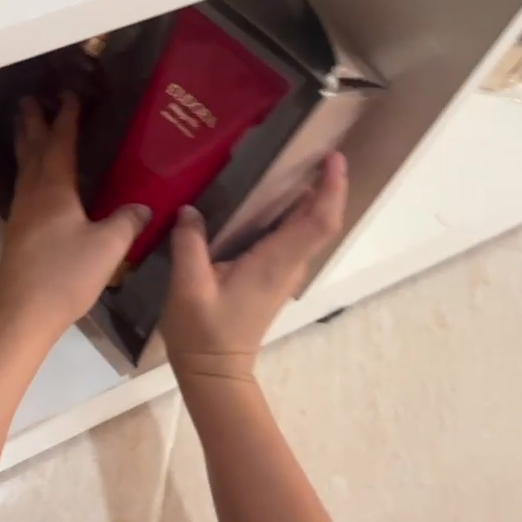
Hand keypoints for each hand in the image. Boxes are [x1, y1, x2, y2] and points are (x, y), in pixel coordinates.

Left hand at [0, 95, 150, 340]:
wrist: (22, 311)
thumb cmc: (65, 275)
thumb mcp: (107, 247)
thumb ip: (126, 222)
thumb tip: (142, 206)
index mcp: (54, 189)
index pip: (61, 144)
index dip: (67, 119)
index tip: (70, 95)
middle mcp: (33, 194)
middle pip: (32, 149)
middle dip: (33, 122)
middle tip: (30, 99)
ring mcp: (22, 212)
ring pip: (23, 167)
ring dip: (25, 142)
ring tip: (24, 126)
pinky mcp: (18, 231)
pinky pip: (23, 186)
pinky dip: (28, 168)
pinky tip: (32, 179)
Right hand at [162, 152, 348, 383]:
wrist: (214, 371)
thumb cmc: (203, 332)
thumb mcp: (188, 286)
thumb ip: (190, 244)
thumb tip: (189, 209)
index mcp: (273, 264)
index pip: (316, 223)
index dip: (330, 190)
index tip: (333, 159)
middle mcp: (286, 266)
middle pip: (319, 221)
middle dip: (326, 185)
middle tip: (318, 151)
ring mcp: (281, 273)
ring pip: (308, 229)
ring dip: (312, 197)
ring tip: (298, 165)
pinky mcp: (270, 276)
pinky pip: (292, 237)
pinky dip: (294, 212)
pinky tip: (270, 199)